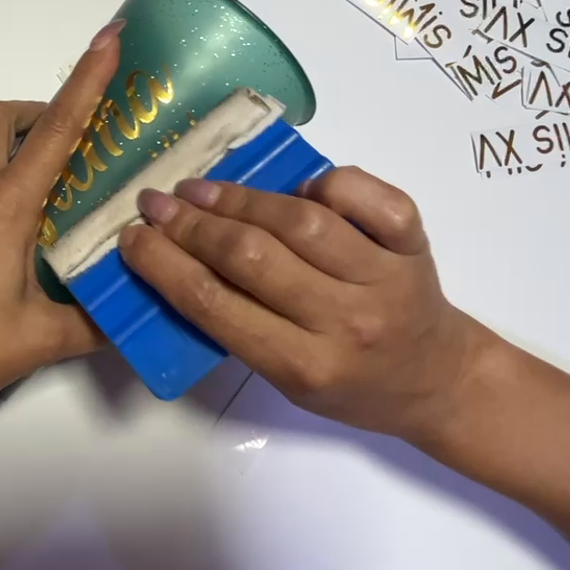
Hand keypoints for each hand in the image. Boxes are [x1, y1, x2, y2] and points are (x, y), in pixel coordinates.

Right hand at [117, 168, 497, 442]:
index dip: (163, 264)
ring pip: (301, 221)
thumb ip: (237, 326)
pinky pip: (371, 198)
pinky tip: (298, 185)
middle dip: (190, 224)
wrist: (437, 380)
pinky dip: (331, 183)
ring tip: (200, 188)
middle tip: (156, 202)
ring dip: (239, 198)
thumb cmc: (348, 387)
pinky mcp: (415, 244)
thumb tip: (178, 259)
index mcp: (304, 365)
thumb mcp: (284, 380)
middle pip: (251, 257)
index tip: (132, 237)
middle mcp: (345, 321)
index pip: (215, 304)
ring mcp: (384, 278)